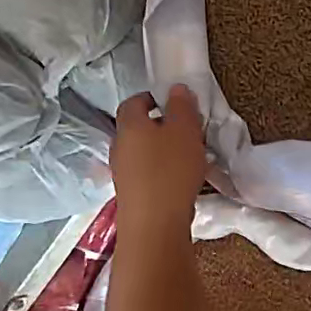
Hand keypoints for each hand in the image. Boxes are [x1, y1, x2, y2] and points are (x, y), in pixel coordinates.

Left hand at [112, 85, 205, 239]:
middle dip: (161, 125)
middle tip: (188, 128)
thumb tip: (176, 89)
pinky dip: (162, 168)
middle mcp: (120, 146)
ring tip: (190, 154)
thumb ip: (182, 107)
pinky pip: (147, 171)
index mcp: (130, 125)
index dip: (152, 97)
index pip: (133, 102)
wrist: (155, 222)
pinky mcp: (131, 192)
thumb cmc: (171, 169)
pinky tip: (182, 177)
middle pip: (138, 127)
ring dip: (163, 148)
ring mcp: (122, 171)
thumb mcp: (185, 131)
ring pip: (143, 150)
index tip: (175, 102)